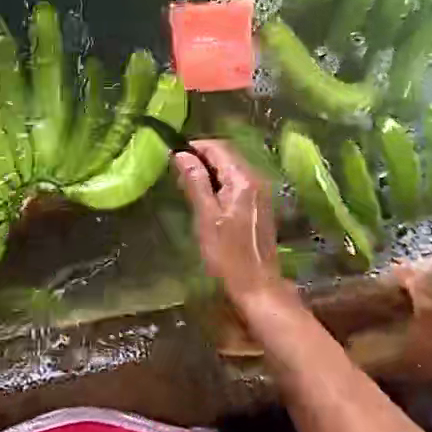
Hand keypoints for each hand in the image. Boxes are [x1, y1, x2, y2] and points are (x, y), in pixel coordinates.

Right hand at [173, 140, 284, 302]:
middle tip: (176, 172)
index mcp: (243, 180)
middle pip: (226, 155)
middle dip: (200, 157)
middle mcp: (256, 180)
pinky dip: (217, 181)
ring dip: (207, 170)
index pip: (218, 148)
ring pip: (231, 167)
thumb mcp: (205, 216)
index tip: (171, 155)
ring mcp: (260, 192)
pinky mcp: (258, 204)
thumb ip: (195, 182)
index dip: (194, 147)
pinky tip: (203, 196)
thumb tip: (181, 155)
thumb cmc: (226, 254)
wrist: (256, 284)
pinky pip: (235, 181)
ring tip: (185, 184)